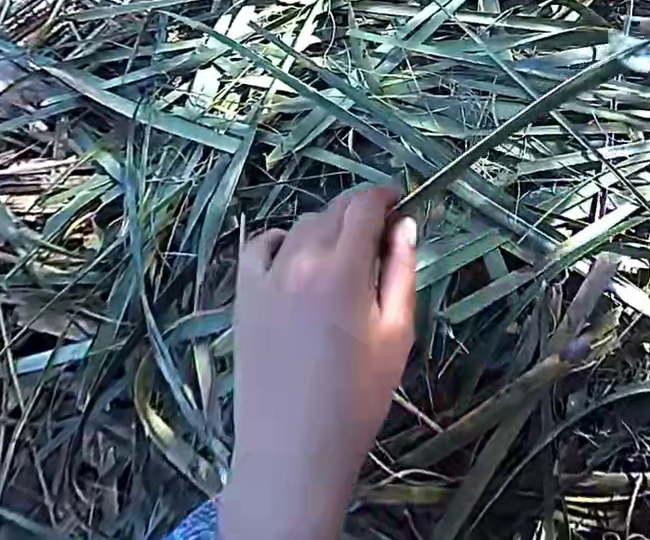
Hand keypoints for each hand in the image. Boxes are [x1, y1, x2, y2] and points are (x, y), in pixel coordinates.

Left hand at [220, 184, 418, 539]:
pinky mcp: (245, 295)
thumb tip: (404, 224)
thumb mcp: (396, 333)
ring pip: (303, 225)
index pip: (363, 206)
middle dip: (360, 210)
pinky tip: (295, 255)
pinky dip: (282, 240)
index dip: (383, 195)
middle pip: (334, 210)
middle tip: (378, 234)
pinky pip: (261, 246)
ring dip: (328, 226)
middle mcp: (302, 260)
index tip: (397, 201)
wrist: (292, 453)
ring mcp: (268, 276)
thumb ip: (402, 270)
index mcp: (344, 269)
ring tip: (343, 253)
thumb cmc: (357, 397)